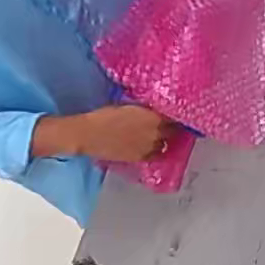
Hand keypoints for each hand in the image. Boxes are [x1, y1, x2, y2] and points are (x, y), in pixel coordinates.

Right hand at [31, 105, 175, 162]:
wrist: (89, 134)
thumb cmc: (105, 115)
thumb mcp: (129, 106)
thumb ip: (145, 110)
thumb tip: (154, 111)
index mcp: (154, 117)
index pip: (174, 117)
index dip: (174, 116)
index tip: (172, 115)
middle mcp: (157, 133)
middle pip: (172, 132)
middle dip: (170, 128)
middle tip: (164, 125)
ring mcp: (150, 148)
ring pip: (164, 144)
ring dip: (162, 140)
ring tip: (154, 136)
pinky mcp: (141, 158)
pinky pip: (154, 154)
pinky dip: (152, 150)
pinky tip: (146, 146)